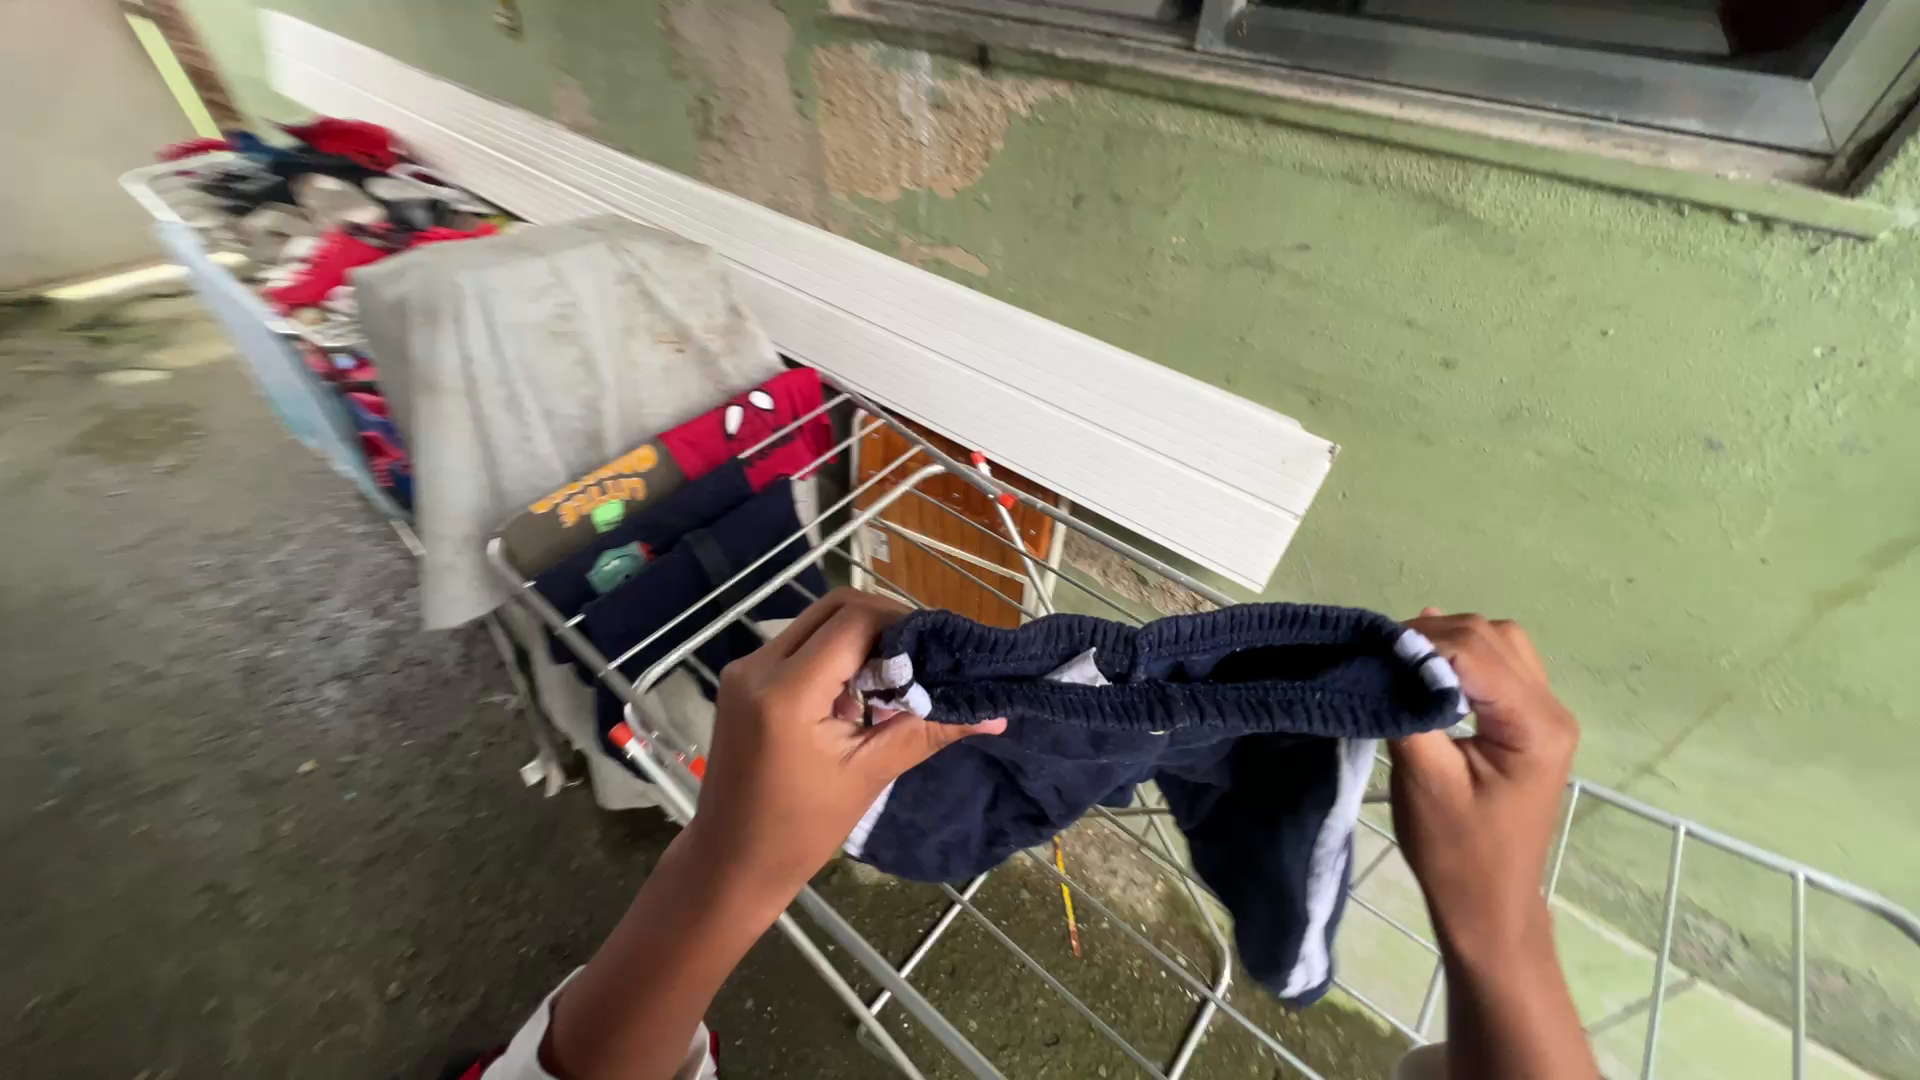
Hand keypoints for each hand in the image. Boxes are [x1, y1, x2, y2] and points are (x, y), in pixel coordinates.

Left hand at [683, 588, 1005, 909]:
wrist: (731, 860)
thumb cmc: (803, 828)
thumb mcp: (870, 774)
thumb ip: (929, 730)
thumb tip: (996, 714)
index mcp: (787, 692)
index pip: (854, 621)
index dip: (901, 623)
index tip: (937, 647)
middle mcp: (758, 666)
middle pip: (834, 607)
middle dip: (884, 621)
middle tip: (921, 653)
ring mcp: (745, 668)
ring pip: (816, 620)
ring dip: (859, 634)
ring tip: (893, 673)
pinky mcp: (744, 677)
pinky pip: (799, 642)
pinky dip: (835, 650)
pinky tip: (859, 687)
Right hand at [1389, 610, 1578, 963]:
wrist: (1485, 897)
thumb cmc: (1453, 846)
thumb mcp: (1423, 776)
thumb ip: (1409, 708)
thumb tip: (1386, 657)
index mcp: (1533, 726)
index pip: (1474, 652)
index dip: (1419, 644)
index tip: (1370, 654)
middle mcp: (1550, 710)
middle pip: (1490, 636)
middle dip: (1430, 635)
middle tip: (1379, 654)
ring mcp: (1543, 713)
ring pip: (1497, 640)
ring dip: (1446, 639)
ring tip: (1400, 659)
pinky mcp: (1525, 719)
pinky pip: (1498, 662)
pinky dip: (1459, 651)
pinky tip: (1423, 659)